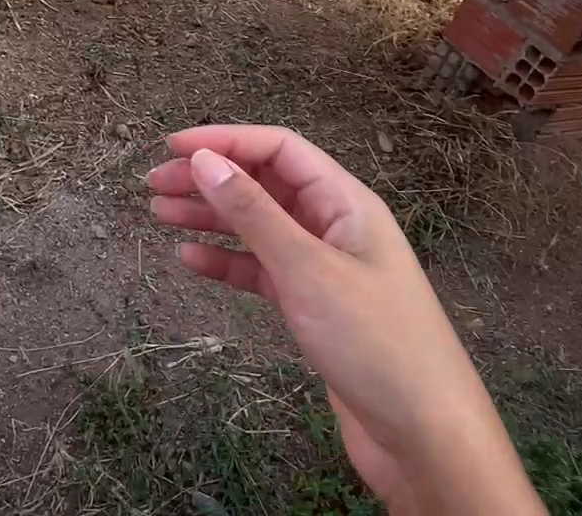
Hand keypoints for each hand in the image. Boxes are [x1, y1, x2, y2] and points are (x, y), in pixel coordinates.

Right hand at [147, 125, 541, 515]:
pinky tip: (190, 258)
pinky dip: (225, 261)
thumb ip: (253, 212)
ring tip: (159, 213)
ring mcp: (322, 265)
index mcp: (344, 202)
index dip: (225, 140)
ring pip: (256, 226)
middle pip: (262, 185)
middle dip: (209, 179)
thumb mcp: (307, 269)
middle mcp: (332, 225)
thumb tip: (204, 160)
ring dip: (210, 216)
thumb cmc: (374, 342)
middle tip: (154, 184)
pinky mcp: (312, 304)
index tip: (173, 147)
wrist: (426, 441)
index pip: (278, 149)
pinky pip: (259, 268)